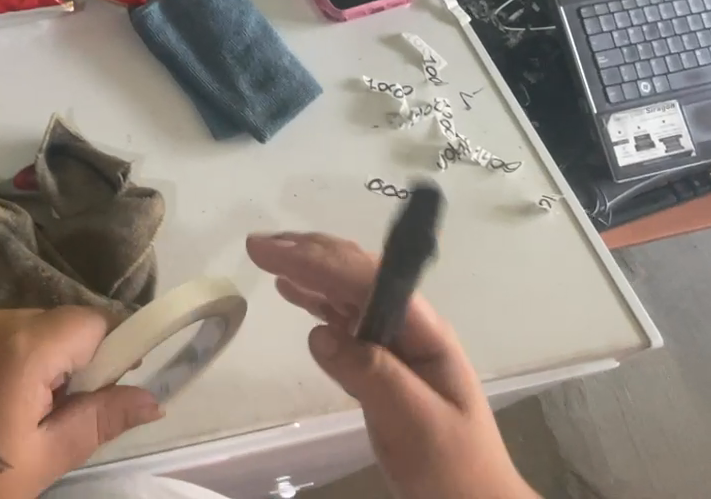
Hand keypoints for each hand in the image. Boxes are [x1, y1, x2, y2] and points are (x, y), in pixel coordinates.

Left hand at [0, 307, 161, 498]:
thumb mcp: (39, 462)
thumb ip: (99, 420)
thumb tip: (154, 396)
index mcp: (23, 343)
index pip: (93, 321)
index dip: (110, 355)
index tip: (106, 396)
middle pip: (59, 324)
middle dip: (71, 365)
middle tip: (51, 424)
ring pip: (26, 330)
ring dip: (37, 365)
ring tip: (11, 424)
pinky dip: (3, 363)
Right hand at [246, 233, 536, 498]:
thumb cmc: (452, 465)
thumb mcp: (416, 423)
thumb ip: (371, 375)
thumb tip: (318, 332)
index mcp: (421, 328)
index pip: (365, 278)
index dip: (318, 260)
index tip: (274, 251)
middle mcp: (405, 322)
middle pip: (353, 272)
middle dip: (307, 253)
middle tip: (258, 245)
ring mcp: (392, 338)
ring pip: (343, 288)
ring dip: (306, 267)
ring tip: (267, 255)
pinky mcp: (377, 358)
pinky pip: (340, 314)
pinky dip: (312, 296)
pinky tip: (289, 290)